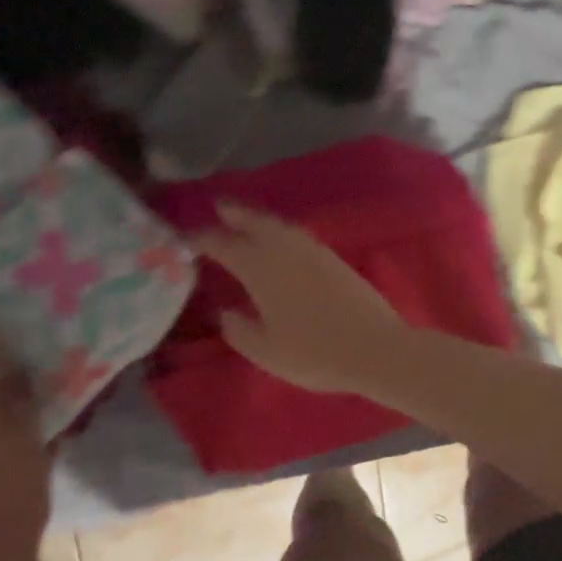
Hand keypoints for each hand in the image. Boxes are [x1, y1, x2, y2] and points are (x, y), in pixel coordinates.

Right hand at [190, 201, 411, 394]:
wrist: (375, 349)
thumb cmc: (315, 354)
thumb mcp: (267, 352)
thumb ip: (240, 330)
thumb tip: (225, 312)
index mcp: (260, 268)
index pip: (223, 245)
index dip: (202, 240)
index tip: (186, 239)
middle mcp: (285, 250)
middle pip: (255, 223)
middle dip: (234, 214)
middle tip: (218, 207)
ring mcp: (314, 252)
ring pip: (280, 227)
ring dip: (260, 220)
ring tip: (247, 221)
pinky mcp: (336, 261)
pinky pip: (299, 236)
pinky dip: (283, 233)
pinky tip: (283, 243)